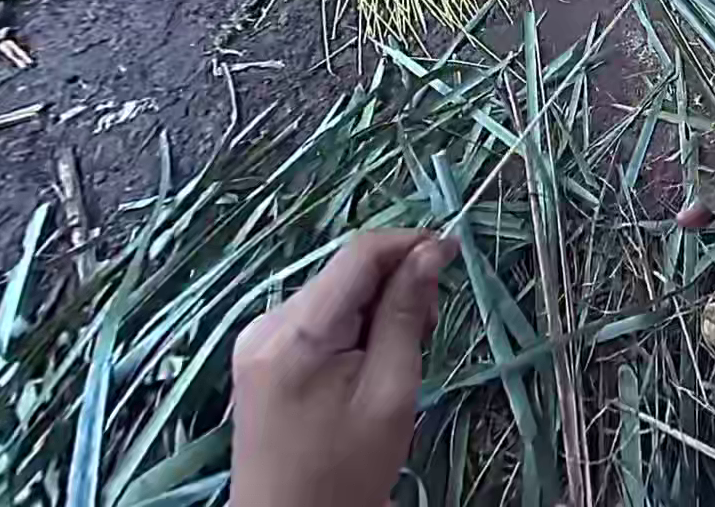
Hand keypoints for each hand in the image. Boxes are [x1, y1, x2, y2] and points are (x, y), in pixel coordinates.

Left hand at [231, 229, 457, 506]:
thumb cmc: (347, 471)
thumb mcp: (391, 388)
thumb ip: (407, 310)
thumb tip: (431, 249)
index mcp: (295, 334)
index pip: (360, 254)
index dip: (411, 242)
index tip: (453, 252)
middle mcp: (269, 323)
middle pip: (352, 269)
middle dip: (399, 281)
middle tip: (428, 323)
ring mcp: (261, 337)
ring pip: (343, 286)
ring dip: (383, 301)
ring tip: (404, 344)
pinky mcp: (266, 350)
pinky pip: (327, 309)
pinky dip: (361, 317)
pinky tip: (374, 351)